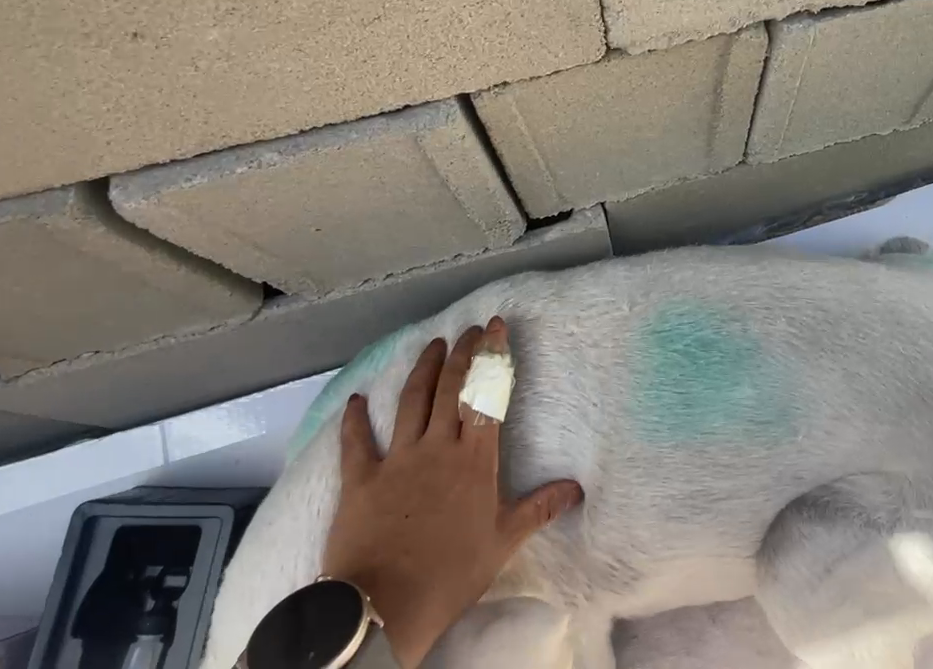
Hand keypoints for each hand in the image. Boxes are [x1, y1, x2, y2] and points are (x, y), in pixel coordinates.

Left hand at [321, 319, 583, 668]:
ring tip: (432, 345)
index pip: (487, 396)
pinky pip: (356, 442)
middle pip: (450, 388)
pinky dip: (355, 420)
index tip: (496, 327)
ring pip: (411, 401)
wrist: (385, 605)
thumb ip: (539, 508)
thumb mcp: (504, 542)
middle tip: (469, 329)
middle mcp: (436, 447)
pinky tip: (356, 401)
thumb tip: (577, 488)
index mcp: (473, 459)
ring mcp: (396, 459)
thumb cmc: (452, 572)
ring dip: (423, 369)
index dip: (492, 357)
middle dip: (462, 353)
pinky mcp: (360, 478)